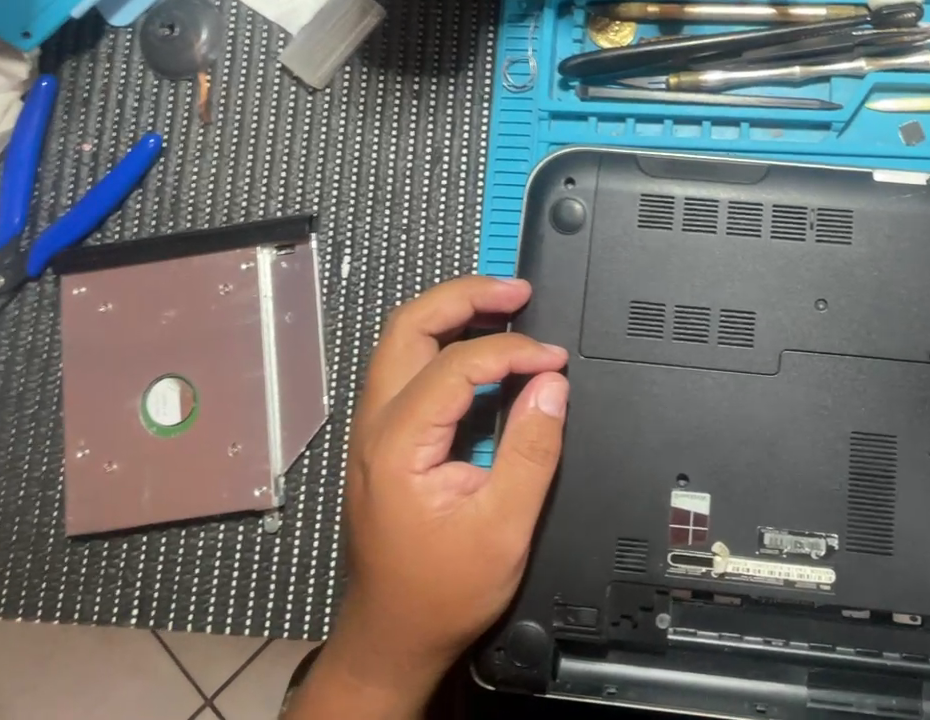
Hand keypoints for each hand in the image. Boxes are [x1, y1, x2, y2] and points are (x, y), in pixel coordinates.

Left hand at [287, 276, 568, 719]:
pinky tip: (482, 345)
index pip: (457, 365)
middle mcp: (376, 424)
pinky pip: (410, 367)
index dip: (512, 351)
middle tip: (518, 291)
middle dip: (465, 297)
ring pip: (402, 341)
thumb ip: (531, 449)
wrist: (392, 637)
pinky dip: (446, 341)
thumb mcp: (503, 527)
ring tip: (505, 304)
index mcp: (398, 444)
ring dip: (452, 312)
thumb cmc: (442, 592)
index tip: (554, 360)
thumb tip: (552, 384)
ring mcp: (374, 428)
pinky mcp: (385, 436)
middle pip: (409, 327)